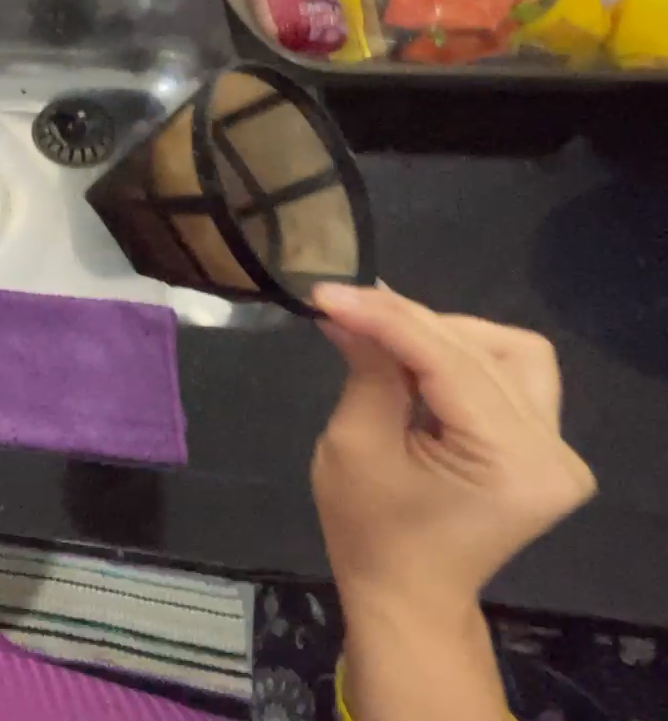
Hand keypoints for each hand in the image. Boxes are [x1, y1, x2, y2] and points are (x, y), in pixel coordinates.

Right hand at [310, 284, 595, 623]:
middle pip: (496, 349)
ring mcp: (555, 450)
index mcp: (512, 461)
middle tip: (343, 307)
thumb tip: (348, 314)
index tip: (326, 292)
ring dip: (440, 334)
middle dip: (413, 321)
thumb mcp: (355, 445)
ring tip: (375, 332)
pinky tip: (402, 353)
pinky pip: (504, 379)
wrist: (404, 588)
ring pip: (511, 355)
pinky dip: (450, 356)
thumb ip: (369, 374)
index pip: (452, 363)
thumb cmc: (368, 526)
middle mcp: (554, 451)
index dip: (387, 319)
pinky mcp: (539, 448)